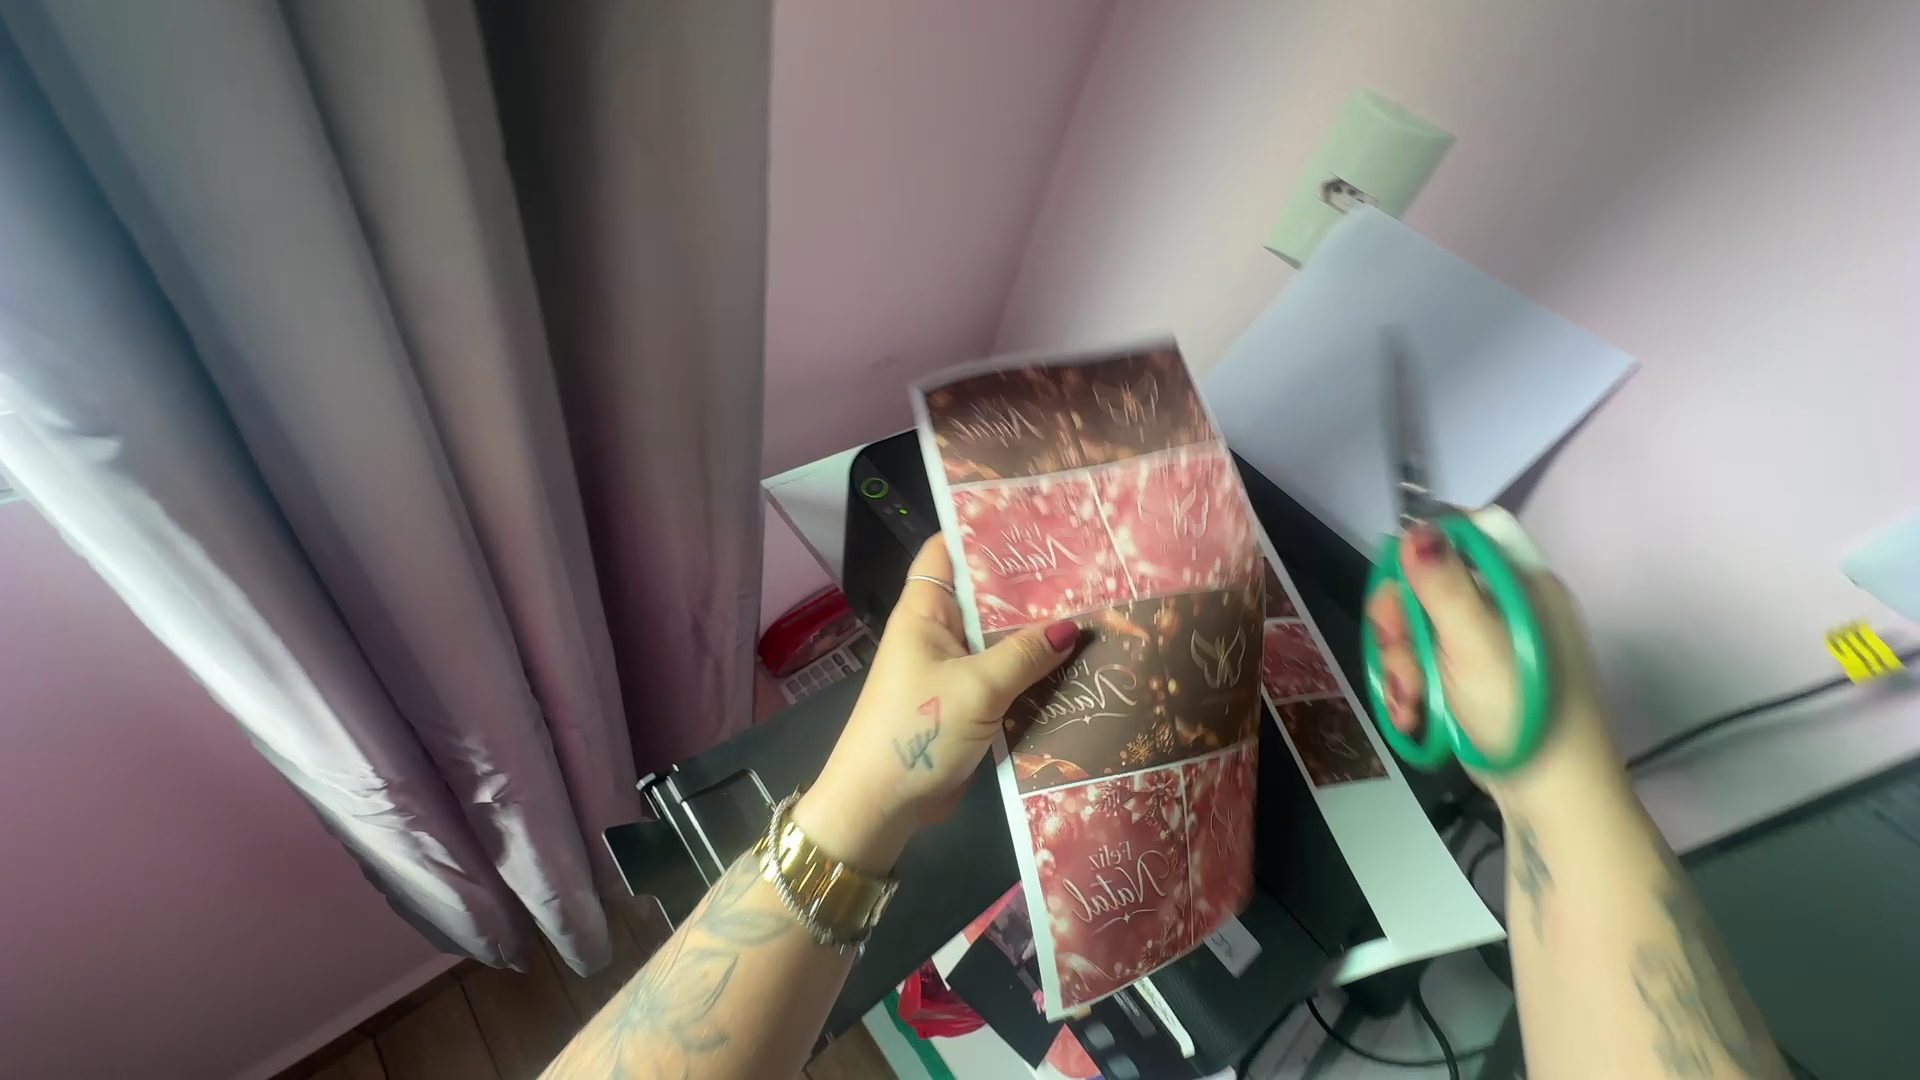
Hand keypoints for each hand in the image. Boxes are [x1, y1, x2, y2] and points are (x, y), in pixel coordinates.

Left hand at [793, 535, 1078, 870]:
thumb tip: (1072, 626)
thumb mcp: (976, 688)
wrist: (881, 806)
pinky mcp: (968, 703)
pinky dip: (1034, 671)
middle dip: (1027, 585)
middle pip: (984, 596)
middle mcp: (939, 633)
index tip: (1033, 520)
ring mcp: (954, 669)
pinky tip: (1078, 664)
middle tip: (1086, 566)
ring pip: (1000, 639)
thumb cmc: (917, 731)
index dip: (983, 531)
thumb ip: (1025, 654)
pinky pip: (1005, 675)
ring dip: (1037, 632)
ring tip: (1096, 608)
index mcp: (926, 612)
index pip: (948, 552)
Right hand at [1363, 510, 1623, 803]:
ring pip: (1413, 626)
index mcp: (1520, 584)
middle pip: (1424, 583)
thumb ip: (1443, 584)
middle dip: (1399, 621)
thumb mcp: (1475, 643)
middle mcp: (1502, 605)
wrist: (1546, 794)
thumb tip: (1415, 527)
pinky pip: (1418, 659)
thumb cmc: (1520, 710)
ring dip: (1399, 664)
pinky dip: (1408, 685)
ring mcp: (1482, 642)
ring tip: (1410, 700)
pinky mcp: (1466, 674)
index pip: (1467, 532)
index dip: (1426, 544)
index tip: (1399, 577)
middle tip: (1396, 649)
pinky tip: (1411, 711)